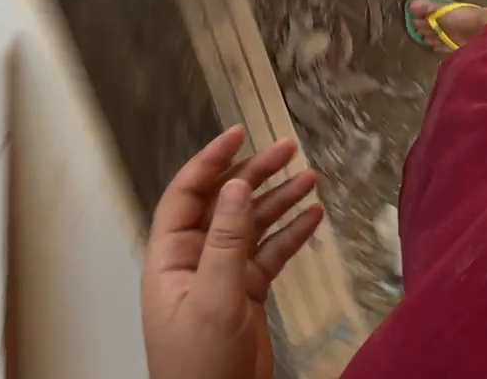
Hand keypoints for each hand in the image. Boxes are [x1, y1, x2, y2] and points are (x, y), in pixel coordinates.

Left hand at [143, 127, 326, 378]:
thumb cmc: (200, 364)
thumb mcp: (212, 299)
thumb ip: (226, 240)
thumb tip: (235, 184)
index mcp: (172, 258)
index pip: (187, 194)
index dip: (211, 160)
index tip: (240, 131)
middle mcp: (196, 259)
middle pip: (225, 202)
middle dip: (256, 173)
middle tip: (290, 148)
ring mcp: (223, 275)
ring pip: (253, 224)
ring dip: (280, 199)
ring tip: (313, 178)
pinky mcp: (247, 292)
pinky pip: (271, 252)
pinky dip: (292, 233)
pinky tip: (314, 216)